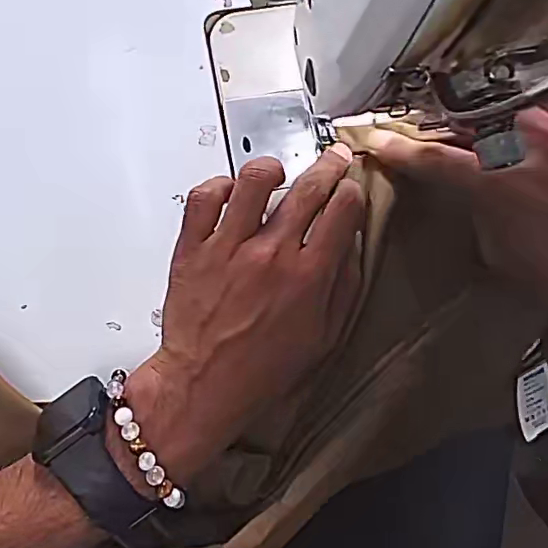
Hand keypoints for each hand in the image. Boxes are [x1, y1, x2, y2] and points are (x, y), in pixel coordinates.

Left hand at [121, 145, 365, 480]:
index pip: (344, 209)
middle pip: (309, 187)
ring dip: (273, 168)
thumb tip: (351, 245)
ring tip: (278, 173)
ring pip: (254, 180)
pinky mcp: (193, 249)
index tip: (351, 190)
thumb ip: (343, 287)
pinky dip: (218, 185)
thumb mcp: (324, 338)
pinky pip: (204, 198)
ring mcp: (228, 248)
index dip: (353, 191)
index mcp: (309, 278)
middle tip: (332, 162)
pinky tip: (230, 192)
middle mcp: (271, 256)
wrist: (205, 385)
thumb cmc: (262, 370)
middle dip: (329, 166)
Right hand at [363, 77, 547, 329]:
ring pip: (542, 98)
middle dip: (476, 133)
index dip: (402, 150)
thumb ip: (482, 215)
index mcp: (506, 187)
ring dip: (531, 119)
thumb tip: (472, 190)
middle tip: (485, 148)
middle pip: (488, 118)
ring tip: (542, 142)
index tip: (383, 141)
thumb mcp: (510, 261)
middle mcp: (546, 146)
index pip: (437, 158)